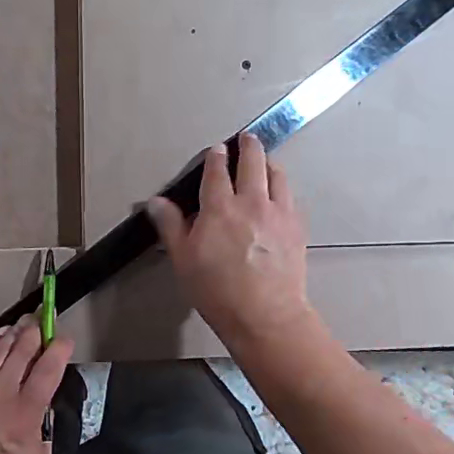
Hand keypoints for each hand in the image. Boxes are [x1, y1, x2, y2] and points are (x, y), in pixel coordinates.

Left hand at [0, 316, 74, 453]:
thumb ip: (43, 422)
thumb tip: (43, 395)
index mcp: (22, 419)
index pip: (46, 371)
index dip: (58, 350)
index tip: (65, 339)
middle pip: (19, 353)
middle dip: (34, 333)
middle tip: (44, 321)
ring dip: (11, 334)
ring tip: (23, 323)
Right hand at [147, 132, 316, 348]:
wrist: (264, 314)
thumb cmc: (218, 292)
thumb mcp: (183, 260)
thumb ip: (170, 226)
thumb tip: (157, 203)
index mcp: (219, 208)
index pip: (217, 171)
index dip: (216, 157)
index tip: (216, 150)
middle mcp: (251, 202)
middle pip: (253, 162)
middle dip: (249, 147)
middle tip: (247, 139)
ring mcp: (278, 213)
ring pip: (277, 175)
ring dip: (269, 163)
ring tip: (265, 161)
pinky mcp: (296, 228)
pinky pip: (291, 197)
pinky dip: (283, 188)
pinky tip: (279, 194)